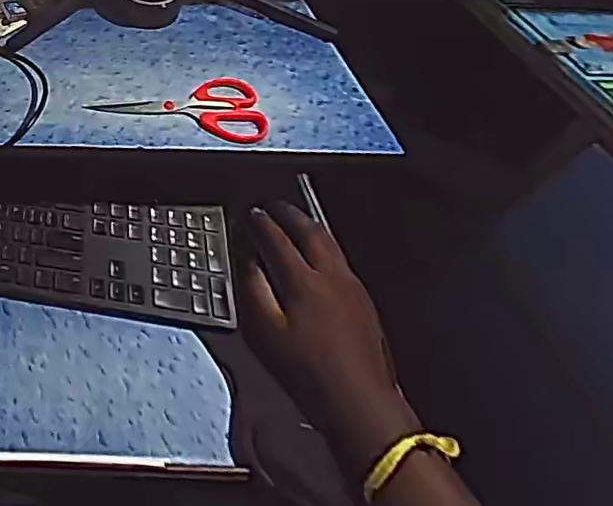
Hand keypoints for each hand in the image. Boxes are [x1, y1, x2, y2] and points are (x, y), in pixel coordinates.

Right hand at [240, 202, 417, 471]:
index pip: (276, 238)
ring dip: (310, 225)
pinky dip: (324, 245)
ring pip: (331, 243)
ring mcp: (353, 289)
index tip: (250, 214)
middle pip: (310, 231)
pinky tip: (317, 253)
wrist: (361, 406)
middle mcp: (331, 278)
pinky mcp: (365, 303)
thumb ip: (253, 289)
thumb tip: (247, 261)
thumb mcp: (266, 331)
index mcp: (304, 282)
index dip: (260, 222)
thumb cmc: (310, 373)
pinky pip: (341, 259)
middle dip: (289, 214)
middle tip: (274, 206)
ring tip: (295, 220)